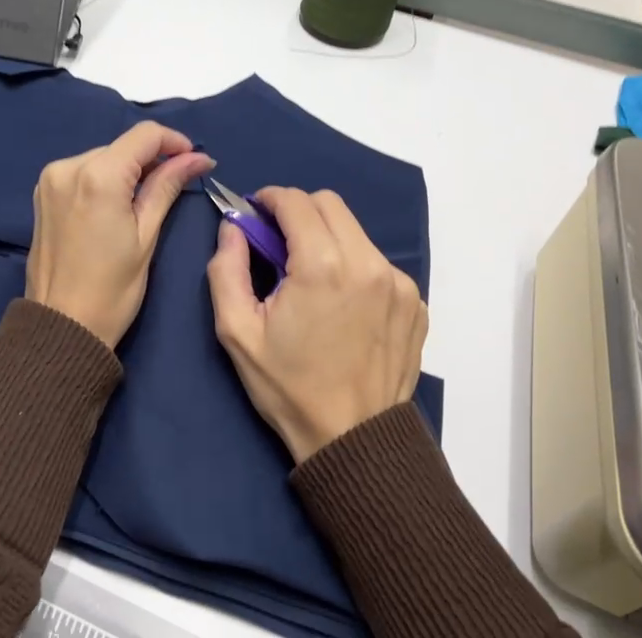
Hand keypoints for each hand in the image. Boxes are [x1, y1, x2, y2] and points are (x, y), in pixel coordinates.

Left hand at [27, 122, 215, 348]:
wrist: (62, 326)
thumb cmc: (112, 289)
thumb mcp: (147, 236)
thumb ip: (168, 186)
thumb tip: (197, 158)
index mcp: (98, 175)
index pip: (144, 135)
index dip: (174, 142)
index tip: (195, 161)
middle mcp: (68, 167)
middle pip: (122, 147)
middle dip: (151, 160)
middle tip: (175, 187)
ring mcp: (50, 179)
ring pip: (102, 158)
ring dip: (127, 171)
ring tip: (144, 203)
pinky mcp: (42, 193)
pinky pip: (82, 172)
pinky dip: (104, 180)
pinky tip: (115, 207)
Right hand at [207, 187, 427, 463]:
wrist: (353, 440)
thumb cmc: (288, 386)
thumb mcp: (237, 332)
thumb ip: (226, 269)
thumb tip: (233, 228)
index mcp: (322, 266)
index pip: (296, 201)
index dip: (269, 200)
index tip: (255, 215)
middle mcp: (367, 263)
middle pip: (329, 205)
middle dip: (298, 213)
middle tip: (278, 244)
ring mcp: (398, 283)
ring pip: (355, 232)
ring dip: (328, 239)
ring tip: (310, 280)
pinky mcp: (415, 302)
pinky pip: (378, 263)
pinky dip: (354, 268)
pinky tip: (341, 305)